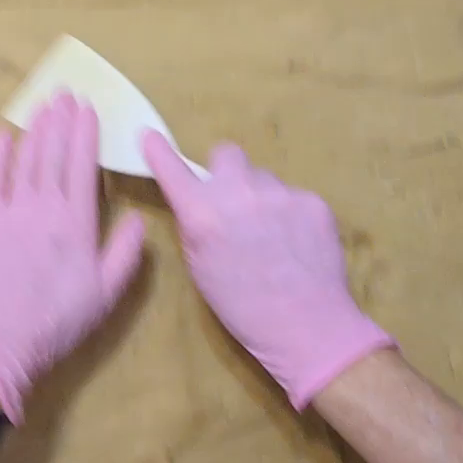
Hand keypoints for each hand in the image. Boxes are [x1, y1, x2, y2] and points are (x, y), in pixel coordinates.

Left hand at [0, 94, 146, 424]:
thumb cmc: (56, 320)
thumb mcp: (105, 294)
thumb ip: (126, 253)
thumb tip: (140, 218)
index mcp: (77, 221)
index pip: (82, 165)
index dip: (86, 133)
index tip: (89, 107)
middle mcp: (44, 206)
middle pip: (53, 153)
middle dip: (61, 120)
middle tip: (65, 92)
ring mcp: (10, 210)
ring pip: (26, 159)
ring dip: (36, 128)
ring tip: (43, 104)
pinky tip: (4, 134)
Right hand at [141, 131, 393, 408]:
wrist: (306, 326)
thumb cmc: (241, 308)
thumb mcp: (200, 267)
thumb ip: (195, 225)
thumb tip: (199, 201)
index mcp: (202, 214)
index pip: (173, 168)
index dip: (159, 151)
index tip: (150, 136)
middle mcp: (238, 193)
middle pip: (226, 153)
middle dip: (226, 172)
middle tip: (234, 203)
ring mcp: (279, 193)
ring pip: (263, 178)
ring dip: (261, 197)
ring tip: (273, 236)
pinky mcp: (312, 200)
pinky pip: (292, 196)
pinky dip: (291, 214)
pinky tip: (298, 243)